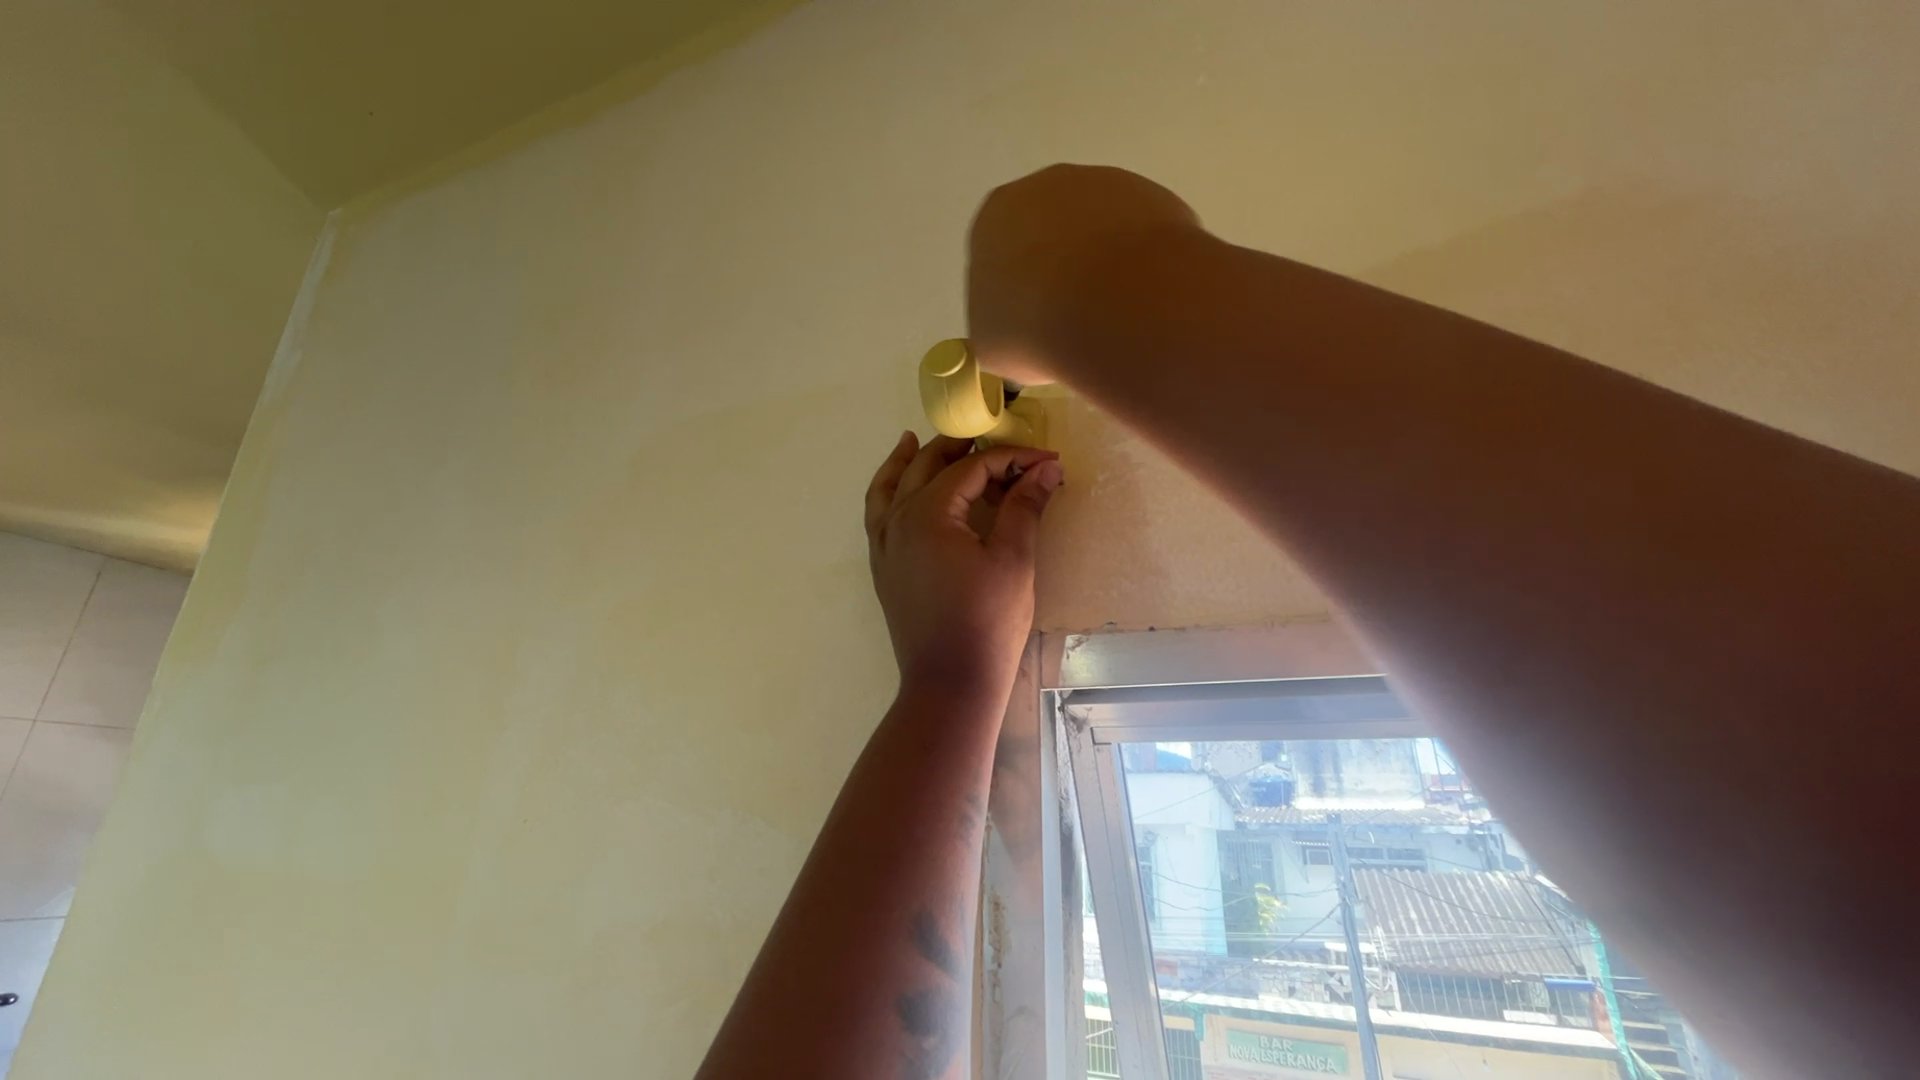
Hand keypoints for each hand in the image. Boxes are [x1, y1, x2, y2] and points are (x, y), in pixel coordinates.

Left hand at [865, 433, 1063, 699]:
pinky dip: (888, 493)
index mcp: (926, 513)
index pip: (971, 469)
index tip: (1047, 461)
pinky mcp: (883, 567)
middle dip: (963, 450)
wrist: (950, 681)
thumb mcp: (1013, 559)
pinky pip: (878, 515)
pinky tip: (899, 491)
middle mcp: (896, 521)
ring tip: (914, 440)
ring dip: (908, 462)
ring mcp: (884, 545)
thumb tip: (1046, 469)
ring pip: (889, 487)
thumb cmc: (987, 621)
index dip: (1012, 458)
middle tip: (996, 443)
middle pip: (926, 467)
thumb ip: (1025, 506)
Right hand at [966, 164, 1201, 384]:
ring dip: (1101, 266)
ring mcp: (1106, 185)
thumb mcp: (991, 342)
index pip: (998, 252)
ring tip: (1111, 316)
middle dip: (1059, 270)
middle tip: (1071, 321)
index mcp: (995, 215)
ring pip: (1098, 231)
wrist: (1114, 307)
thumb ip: (998, 322)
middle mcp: (1047, 185)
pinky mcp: (1155, 198)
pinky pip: (1140, 238)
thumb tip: (1017, 327)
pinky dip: (1140, 266)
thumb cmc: (1034, 326)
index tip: (1031, 325)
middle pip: (1049, 231)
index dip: (1015, 292)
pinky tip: (1141, 301)